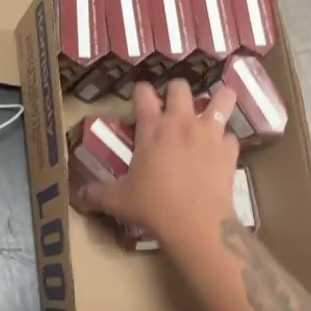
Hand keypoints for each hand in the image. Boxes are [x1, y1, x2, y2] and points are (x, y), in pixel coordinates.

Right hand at [76, 79, 238, 242]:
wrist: (195, 223)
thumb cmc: (152, 206)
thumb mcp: (117, 200)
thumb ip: (98, 193)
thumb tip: (79, 194)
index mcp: (151, 128)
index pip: (143, 93)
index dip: (141, 91)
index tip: (140, 97)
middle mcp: (181, 122)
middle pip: (180, 87)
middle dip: (176, 91)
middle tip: (173, 104)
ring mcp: (209, 134)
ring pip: (221, 99)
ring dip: (218, 99)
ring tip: (216, 103)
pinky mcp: (229, 151)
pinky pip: (231, 136)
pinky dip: (226, 141)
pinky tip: (221, 150)